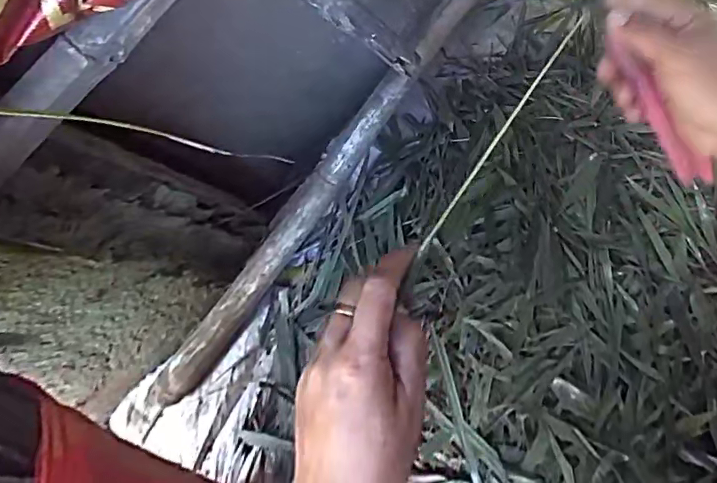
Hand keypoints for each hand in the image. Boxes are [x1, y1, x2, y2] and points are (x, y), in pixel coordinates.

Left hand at [295, 249, 427, 482]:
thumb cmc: (380, 462)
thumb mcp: (412, 401)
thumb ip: (411, 346)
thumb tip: (404, 314)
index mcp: (358, 361)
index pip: (375, 291)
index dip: (395, 264)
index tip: (409, 254)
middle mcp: (327, 359)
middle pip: (351, 295)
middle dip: (377, 285)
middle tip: (403, 294)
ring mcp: (310, 372)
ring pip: (339, 317)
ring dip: (363, 312)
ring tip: (387, 342)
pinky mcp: (303, 385)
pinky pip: (328, 342)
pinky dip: (349, 335)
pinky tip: (367, 363)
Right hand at [597, 0, 716, 169]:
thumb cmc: (710, 85)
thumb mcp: (673, 54)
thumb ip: (640, 33)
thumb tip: (614, 15)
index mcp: (687, 22)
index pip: (651, 4)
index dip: (625, 4)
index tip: (601, 6)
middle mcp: (680, 42)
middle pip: (637, 40)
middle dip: (619, 57)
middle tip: (606, 72)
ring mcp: (675, 71)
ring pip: (636, 69)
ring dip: (624, 83)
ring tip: (625, 99)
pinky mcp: (671, 97)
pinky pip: (643, 92)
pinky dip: (635, 101)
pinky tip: (635, 112)